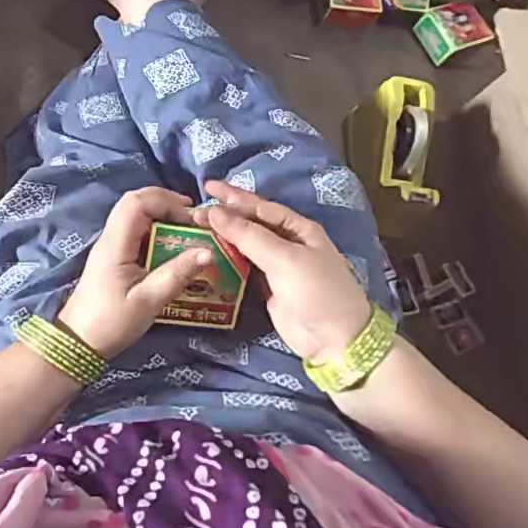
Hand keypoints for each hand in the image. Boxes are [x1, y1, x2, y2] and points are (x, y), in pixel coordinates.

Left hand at [56, 187, 215, 358]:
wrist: (78, 343)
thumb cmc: (111, 323)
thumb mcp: (148, 301)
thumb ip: (177, 274)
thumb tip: (208, 252)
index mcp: (115, 244)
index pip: (136, 203)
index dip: (165, 200)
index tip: (191, 214)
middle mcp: (110, 239)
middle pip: (135, 204)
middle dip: (166, 204)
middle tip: (193, 218)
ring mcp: (110, 248)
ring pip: (135, 217)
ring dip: (161, 217)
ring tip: (188, 230)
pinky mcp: (113, 259)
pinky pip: (135, 234)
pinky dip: (156, 232)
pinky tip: (172, 247)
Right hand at [195, 180, 373, 361]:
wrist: (333, 339)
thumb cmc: (316, 291)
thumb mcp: (284, 258)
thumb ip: (249, 235)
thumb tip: (215, 212)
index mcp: (299, 229)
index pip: (261, 207)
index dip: (235, 197)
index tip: (208, 188)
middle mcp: (288, 243)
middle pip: (252, 223)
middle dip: (225, 215)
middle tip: (194, 213)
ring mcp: (278, 265)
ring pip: (246, 244)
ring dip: (223, 236)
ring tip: (196, 228)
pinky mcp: (269, 287)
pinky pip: (244, 265)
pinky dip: (227, 258)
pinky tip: (210, 253)